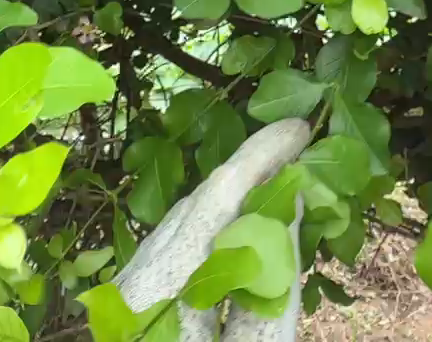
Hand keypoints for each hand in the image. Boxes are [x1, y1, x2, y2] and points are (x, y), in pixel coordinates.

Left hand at [113, 118, 310, 341]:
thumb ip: (275, 276)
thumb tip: (291, 201)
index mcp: (165, 288)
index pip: (216, 199)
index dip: (260, 158)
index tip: (300, 130)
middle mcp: (138, 280)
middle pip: (200, 204)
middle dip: (252, 172)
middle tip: (301, 148)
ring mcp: (131, 290)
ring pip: (189, 222)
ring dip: (237, 198)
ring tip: (282, 178)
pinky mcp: (135, 301)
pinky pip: (182, 247)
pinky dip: (219, 229)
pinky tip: (249, 227)